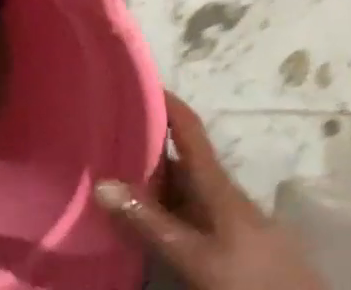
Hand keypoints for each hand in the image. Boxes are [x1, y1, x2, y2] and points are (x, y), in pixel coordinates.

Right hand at [94, 93, 324, 289]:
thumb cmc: (250, 282)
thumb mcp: (195, 257)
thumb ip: (149, 222)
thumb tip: (100, 183)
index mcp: (217, 184)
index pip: (188, 126)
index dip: (163, 100)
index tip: (131, 81)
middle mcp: (223, 194)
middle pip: (180, 158)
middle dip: (143, 145)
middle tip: (101, 137)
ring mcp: (229, 220)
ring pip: (183, 188)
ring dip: (151, 180)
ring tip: (111, 176)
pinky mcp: (232, 245)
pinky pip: (189, 213)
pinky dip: (163, 209)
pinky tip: (143, 222)